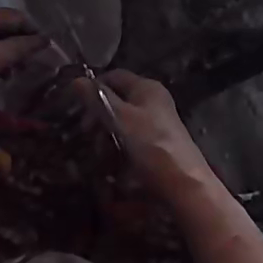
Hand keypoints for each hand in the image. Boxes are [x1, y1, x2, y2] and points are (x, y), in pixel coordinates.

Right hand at [91, 71, 216, 198]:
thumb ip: (97, 98)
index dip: (94, 87)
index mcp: (146, 88)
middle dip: (99, 116)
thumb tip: (76, 79)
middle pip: (116, 100)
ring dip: (106, 136)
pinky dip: (119, 147)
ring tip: (101, 154)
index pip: (114, 76)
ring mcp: (156, 123)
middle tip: (87, 133)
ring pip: (121, 122)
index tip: (79, 107)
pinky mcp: (157, 144)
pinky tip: (113, 162)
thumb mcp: (120, 118)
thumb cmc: (152, 145)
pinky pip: (130, 139)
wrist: (186, 186)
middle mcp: (152, 101)